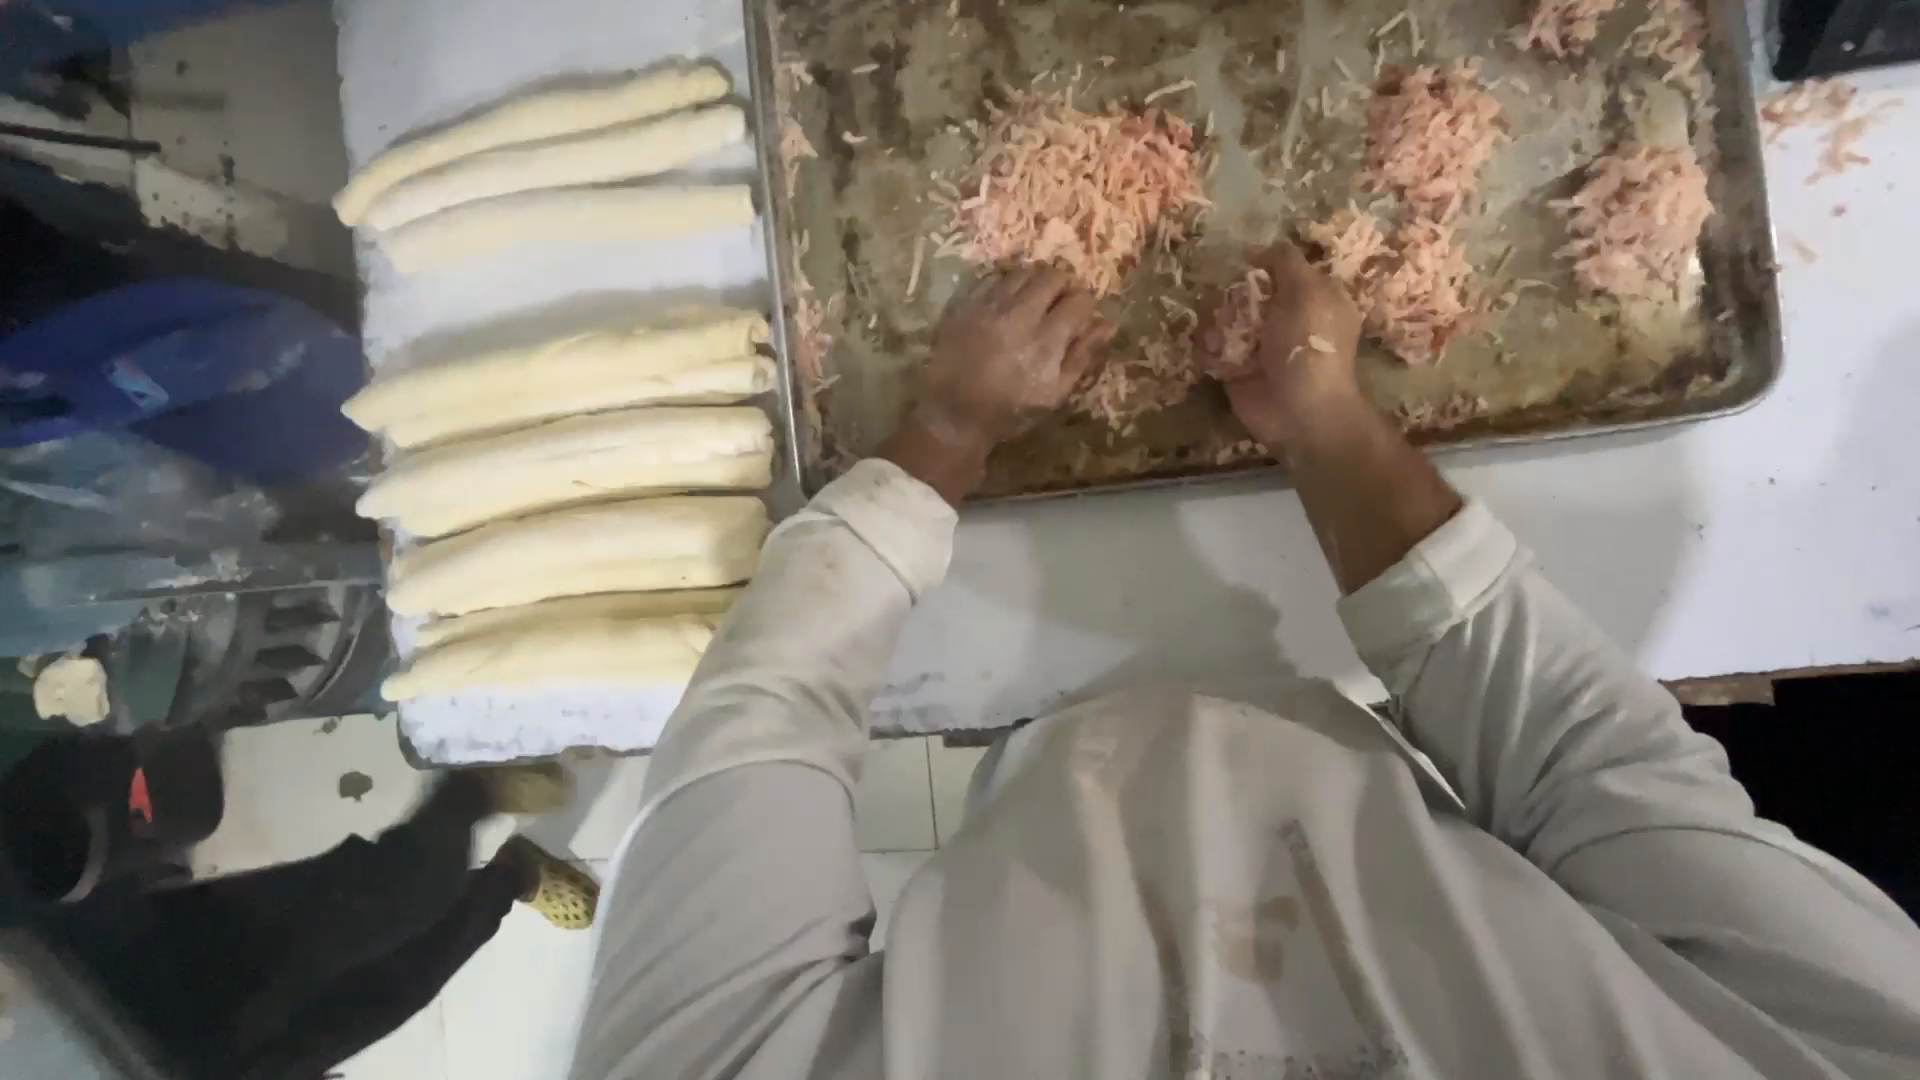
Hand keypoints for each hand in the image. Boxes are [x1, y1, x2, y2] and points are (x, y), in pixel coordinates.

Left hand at [914, 266, 1112, 449]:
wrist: (955, 413)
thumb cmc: (1011, 410)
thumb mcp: (1055, 392)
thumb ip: (1083, 355)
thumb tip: (1109, 324)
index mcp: (1047, 338)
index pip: (1080, 300)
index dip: (1085, 306)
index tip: (1079, 318)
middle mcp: (1020, 313)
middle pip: (1052, 276)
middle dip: (1062, 287)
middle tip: (1058, 305)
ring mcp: (990, 306)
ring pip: (1022, 272)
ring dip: (1034, 282)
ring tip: (1032, 301)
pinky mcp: (966, 305)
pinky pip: (992, 278)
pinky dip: (1006, 285)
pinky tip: (1006, 303)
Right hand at [1216, 241, 1365, 453]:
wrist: (1299, 410)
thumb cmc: (1308, 346)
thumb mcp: (1306, 291)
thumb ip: (1284, 261)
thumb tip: (1258, 250)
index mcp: (1309, 297)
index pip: (1277, 272)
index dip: (1259, 270)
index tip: (1246, 271)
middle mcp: (1282, 320)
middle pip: (1241, 296)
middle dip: (1230, 302)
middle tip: (1232, 315)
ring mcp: (1256, 347)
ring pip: (1220, 322)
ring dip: (1214, 327)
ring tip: (1220, 341)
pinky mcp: (1235, 371)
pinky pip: (1210, 351)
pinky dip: (1208, 353)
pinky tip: (1216, 360)